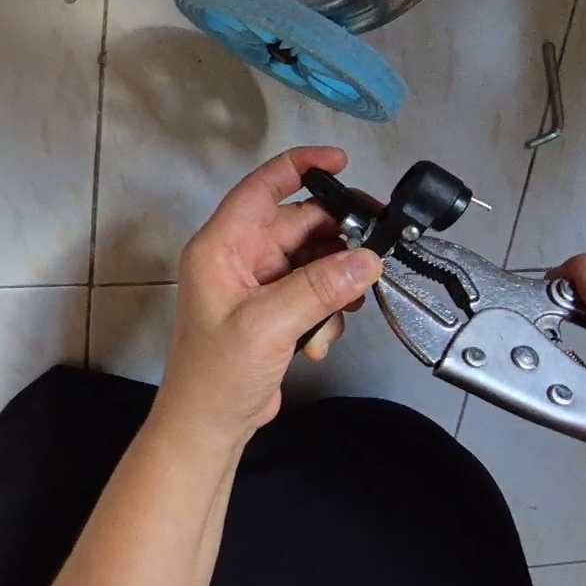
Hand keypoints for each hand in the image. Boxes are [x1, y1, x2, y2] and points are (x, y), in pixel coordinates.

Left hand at [156, 147, 383, 445]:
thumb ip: (317, 288)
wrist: (210, 424)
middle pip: (298, 224)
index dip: (299, 166)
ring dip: (334, 284)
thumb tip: (366, 259)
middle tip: (375, 253)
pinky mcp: (274, 307)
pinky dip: (326, 310)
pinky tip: (319, 341)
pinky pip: (313, 289)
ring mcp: (257, 282)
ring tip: (342, 311)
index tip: (340, 161)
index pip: (261, 188)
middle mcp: (238, 257)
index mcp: (221, 246)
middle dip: (337, 239)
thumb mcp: (267, 325)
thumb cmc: (217, 373)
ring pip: (313, 258)